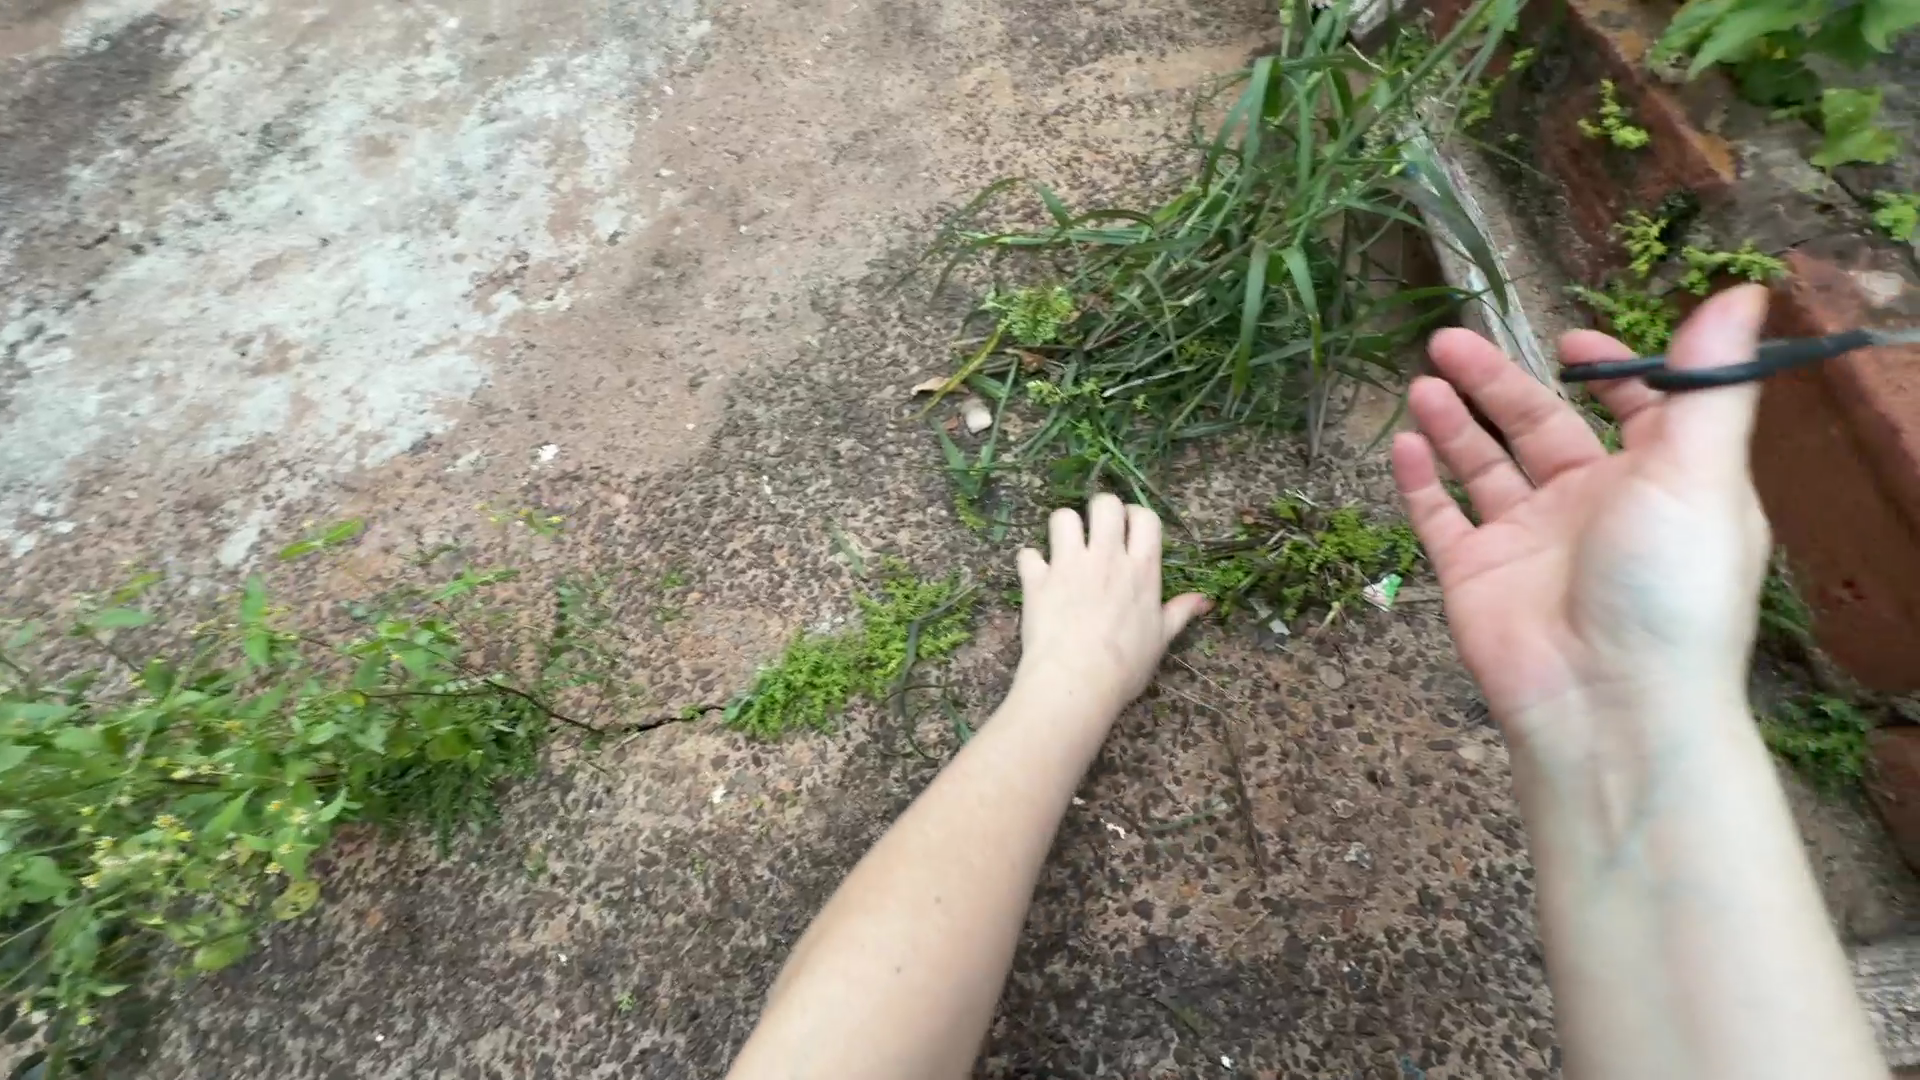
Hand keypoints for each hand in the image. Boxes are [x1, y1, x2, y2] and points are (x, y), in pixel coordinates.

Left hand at [1011, 494, 1210, 717]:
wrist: (1077, 681)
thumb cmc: (1125, 666)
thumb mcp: (1160, 639)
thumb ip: (1179, 612)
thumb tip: (1204, 600)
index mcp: (1141, 568)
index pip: (1145, 517)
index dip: (1136, 516)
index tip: (1129, 529)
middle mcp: (1105, 557)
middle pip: (1104, 504)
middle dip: (1100, 510)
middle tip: (1096, 532)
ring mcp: (1068, 564)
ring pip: (1063, 517)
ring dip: (1063, 528)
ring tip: (1064, 547)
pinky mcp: (1037, 578)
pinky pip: (1027, 553)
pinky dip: (1030, 562)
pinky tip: (1036, 575)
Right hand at [1391, 286, 1772, 747]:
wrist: (1599, 694)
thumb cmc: (1662, 583)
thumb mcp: (1697, 476)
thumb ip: (1705, 388)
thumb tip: (1738, 293)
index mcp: (1651, 482)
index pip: (1628, 412)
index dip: (1603, 374)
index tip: (1566, 343)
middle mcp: (1584, 505)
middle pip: (1531, 428)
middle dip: (1492, 383)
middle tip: (1444, 342)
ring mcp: (1520, 539)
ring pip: (1478, 467)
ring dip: (1450, 425)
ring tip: (1419, 386)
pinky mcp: (1469, 569)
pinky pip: (1438, 516)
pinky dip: (1418, 482)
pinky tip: (1403, 446)